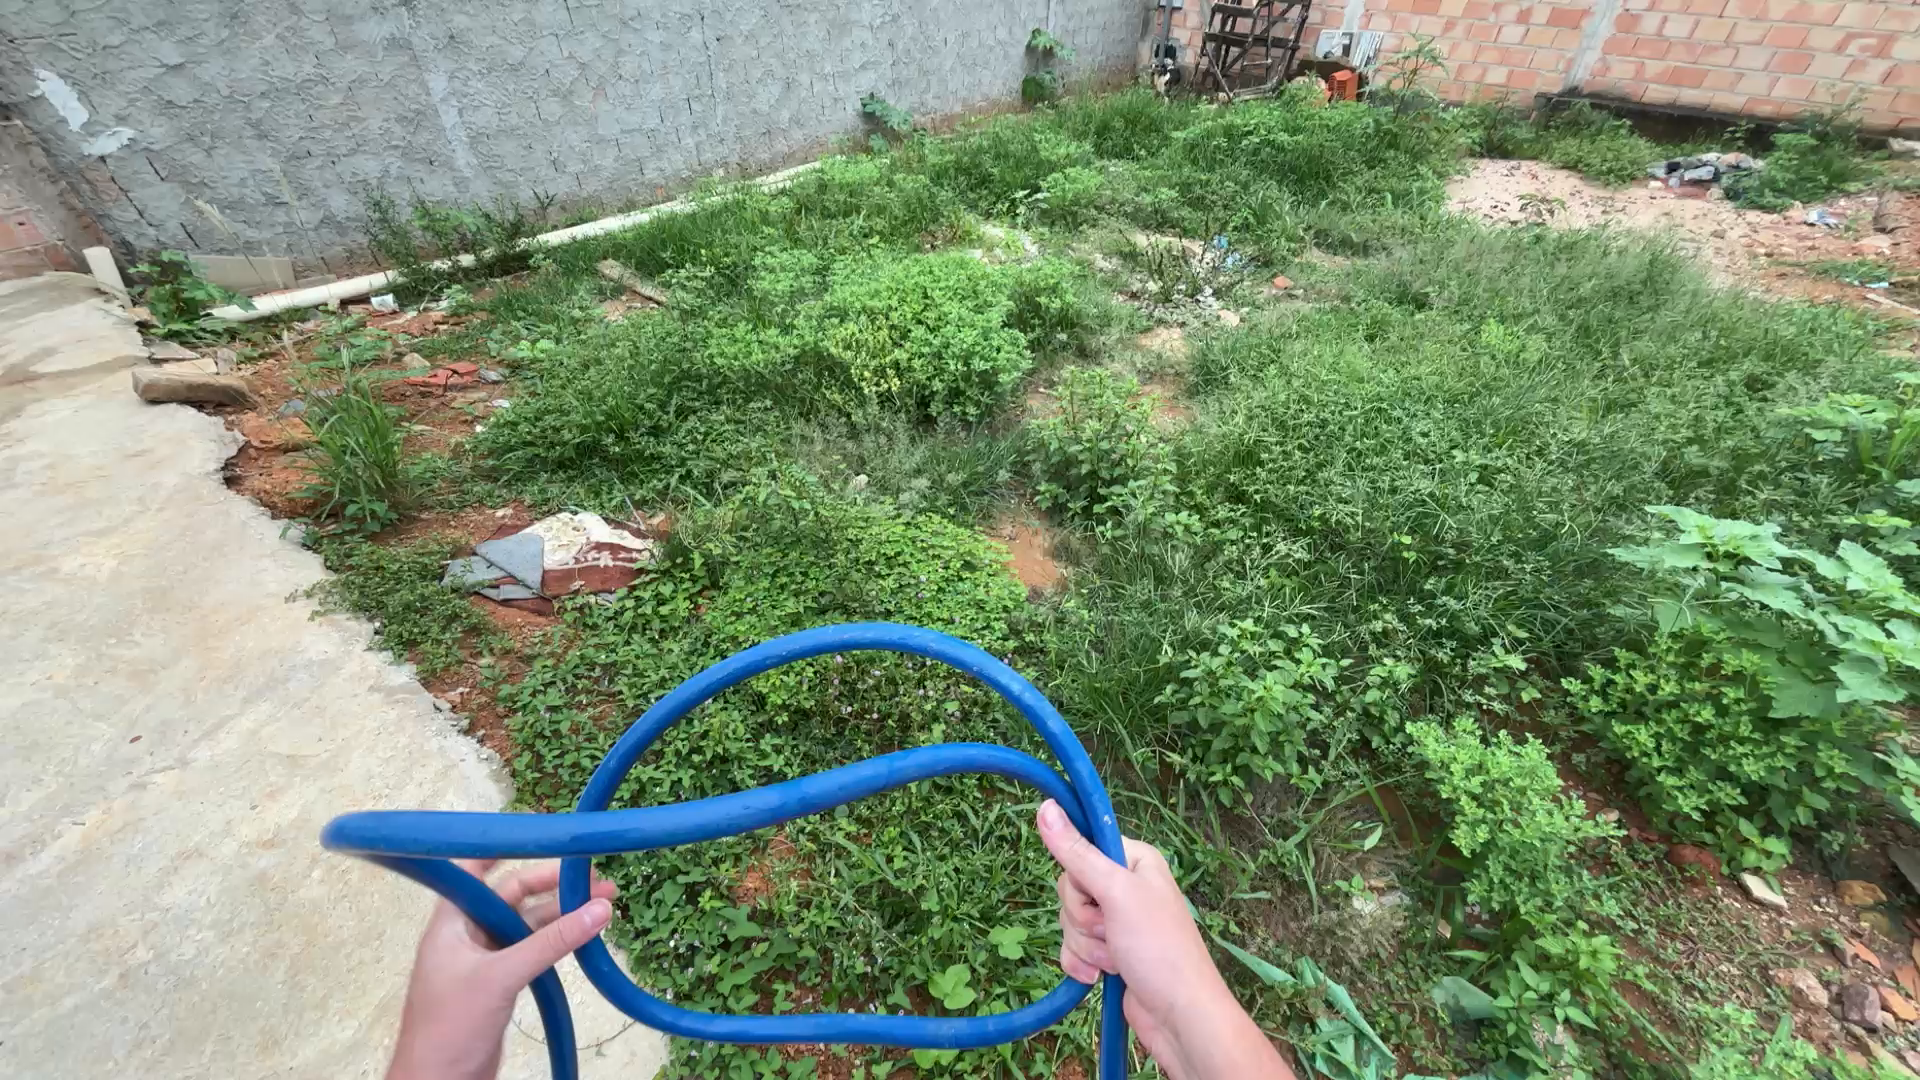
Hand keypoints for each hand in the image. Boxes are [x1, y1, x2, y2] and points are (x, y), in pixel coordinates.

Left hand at [386, 860, 617, 1079]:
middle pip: (514, 895)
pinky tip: (586, 934)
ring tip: (605, 905)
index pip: (472, 869)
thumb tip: (605, 906)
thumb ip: (554, 940)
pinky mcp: (500, 983)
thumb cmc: (452, 1027)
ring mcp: (484, 959)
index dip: (501, 845)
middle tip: (596, 879)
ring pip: (529, 922)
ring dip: (564, 913)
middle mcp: (467, 934)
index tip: (542, 827)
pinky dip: (559, 938)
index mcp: (451, 923)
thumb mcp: (504, 977)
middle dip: (555, 884)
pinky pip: (534, 948)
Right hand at [1037, 800, 1294, 1079]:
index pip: (1084, 847)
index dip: (1080, 873)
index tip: (1094, 891)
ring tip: (1114, 959)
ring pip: (1069, 918)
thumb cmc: (1158, 948)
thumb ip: (1077, 852)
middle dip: (1083, 916)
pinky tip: (1097, 976)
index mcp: (1134, 859)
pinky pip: (1071, 945)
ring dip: (1085, 944)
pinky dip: (1079, 962)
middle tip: (1110, 930)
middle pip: (1071, 886)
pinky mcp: (1106, 951)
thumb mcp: (1116, 892)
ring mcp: (1116, 920)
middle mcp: (1125, 885)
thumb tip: (1045, 805)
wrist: (1181, 1021)